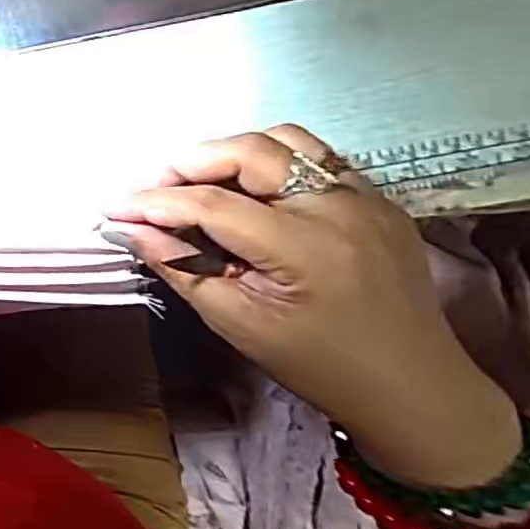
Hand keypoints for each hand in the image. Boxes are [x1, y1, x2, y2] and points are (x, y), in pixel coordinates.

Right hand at [104, 124, 519, 487]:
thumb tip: (133, 230)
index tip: (115, 207)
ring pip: (285, 140)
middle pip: (249, 151)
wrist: (414, 388)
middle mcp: (340, 206)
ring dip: (232, 153)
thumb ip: (182, 268)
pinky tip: (252, 191)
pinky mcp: (378, 198)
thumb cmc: (320, 366)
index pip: (213, 204)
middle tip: (154, 189)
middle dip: (190, 163)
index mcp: (306, 247)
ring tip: (199, 182)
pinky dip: (272, 161)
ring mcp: (366, 196)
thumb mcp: (240, 325)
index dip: (156, 202)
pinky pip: (316, 157)